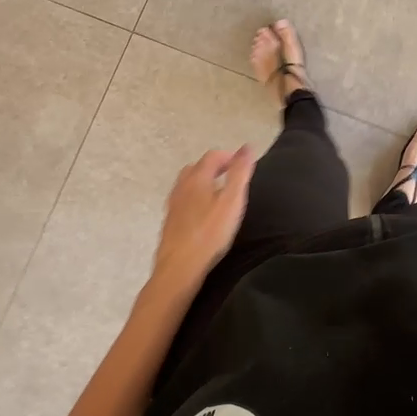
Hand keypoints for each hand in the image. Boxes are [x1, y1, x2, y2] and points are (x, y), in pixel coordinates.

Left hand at [152, 146, 256, 282]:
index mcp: (197, 178)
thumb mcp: (232, 201)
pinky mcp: (169, 222)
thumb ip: (240, 173)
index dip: (229, 156)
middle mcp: (182, 187)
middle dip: (215, 167)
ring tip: (219, 194)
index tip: (243, 166)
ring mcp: (173, 205)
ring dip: (203, 182)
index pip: (213, 156)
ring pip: (187, 184)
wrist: (179, 268)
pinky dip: (194, 198)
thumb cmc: (210, 233)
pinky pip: (183, 200)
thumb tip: (247, 147)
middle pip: (197, 167)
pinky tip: (203, 214)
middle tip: (231, 177)